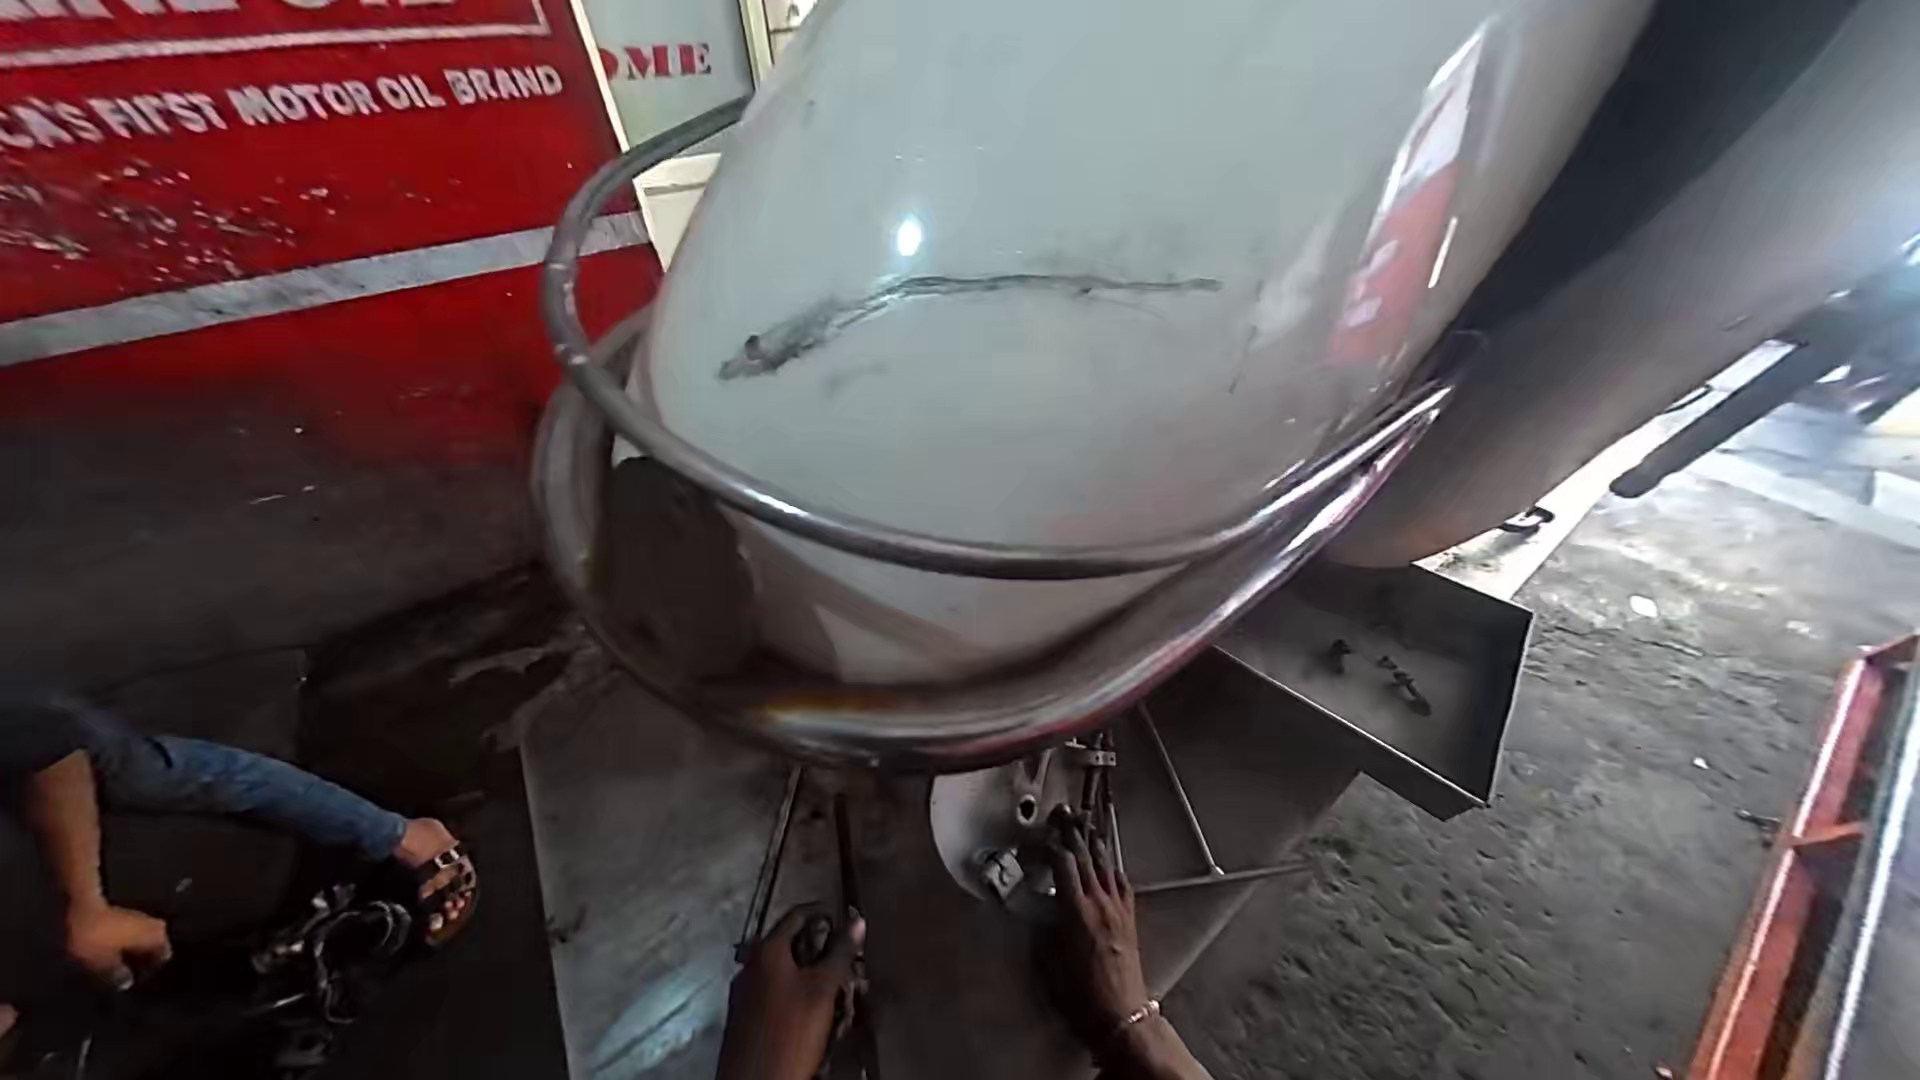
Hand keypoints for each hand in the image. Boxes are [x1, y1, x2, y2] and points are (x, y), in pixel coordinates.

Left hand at [66, 903, 171, 989]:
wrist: (83, 912)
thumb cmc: (96, 939)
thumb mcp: (102, 961)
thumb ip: (117, 973)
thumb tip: (127, 983)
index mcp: (157, 936)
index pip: (163, 955)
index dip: (152, 969)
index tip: (141, 979)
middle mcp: (158, 925)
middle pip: (155, 946)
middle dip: (144, 958)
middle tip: (132, 971)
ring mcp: (145, 918)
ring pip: (145, 939)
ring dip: (135, 950)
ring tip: (123, 961)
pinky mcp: (131, 915)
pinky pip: (135, 933)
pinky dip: (128, 943)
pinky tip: (117, 949)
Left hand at [717, 904, 865, 1079]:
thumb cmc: (789, 1034)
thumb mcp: (823, 989)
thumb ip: (841, 951)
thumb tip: (857, 921)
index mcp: (767, 950)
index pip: (797, 914)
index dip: (822, 913)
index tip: (840, 921)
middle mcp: (750, 966)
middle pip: (788, 943)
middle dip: (815, 949)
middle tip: (838, 960)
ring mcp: (742, 994)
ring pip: (780, 970)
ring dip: (804, 974)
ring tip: (828, 989)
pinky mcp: (742, 1019)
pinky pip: (771, 993)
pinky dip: (791, 994)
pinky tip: (807, 1013)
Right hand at [1042, 808, 1148, 1048]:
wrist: (1122, 1017)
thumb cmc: (1081, 995)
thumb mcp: (1049, 962)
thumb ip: (1042, 929)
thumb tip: (1038, 909)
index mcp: (1076, 911)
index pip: (1063, 863)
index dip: (1048, 846)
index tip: (1036, 841)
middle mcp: (1099, 902)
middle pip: (1085, 855)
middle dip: (1071, 830)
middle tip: (1062, 813)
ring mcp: (1117, 908)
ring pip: (1105, 863)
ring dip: (1093, 841)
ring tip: (1085, 823)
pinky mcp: (1129, 917)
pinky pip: (1121, 882)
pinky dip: (1112, 867)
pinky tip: (1108, 861)